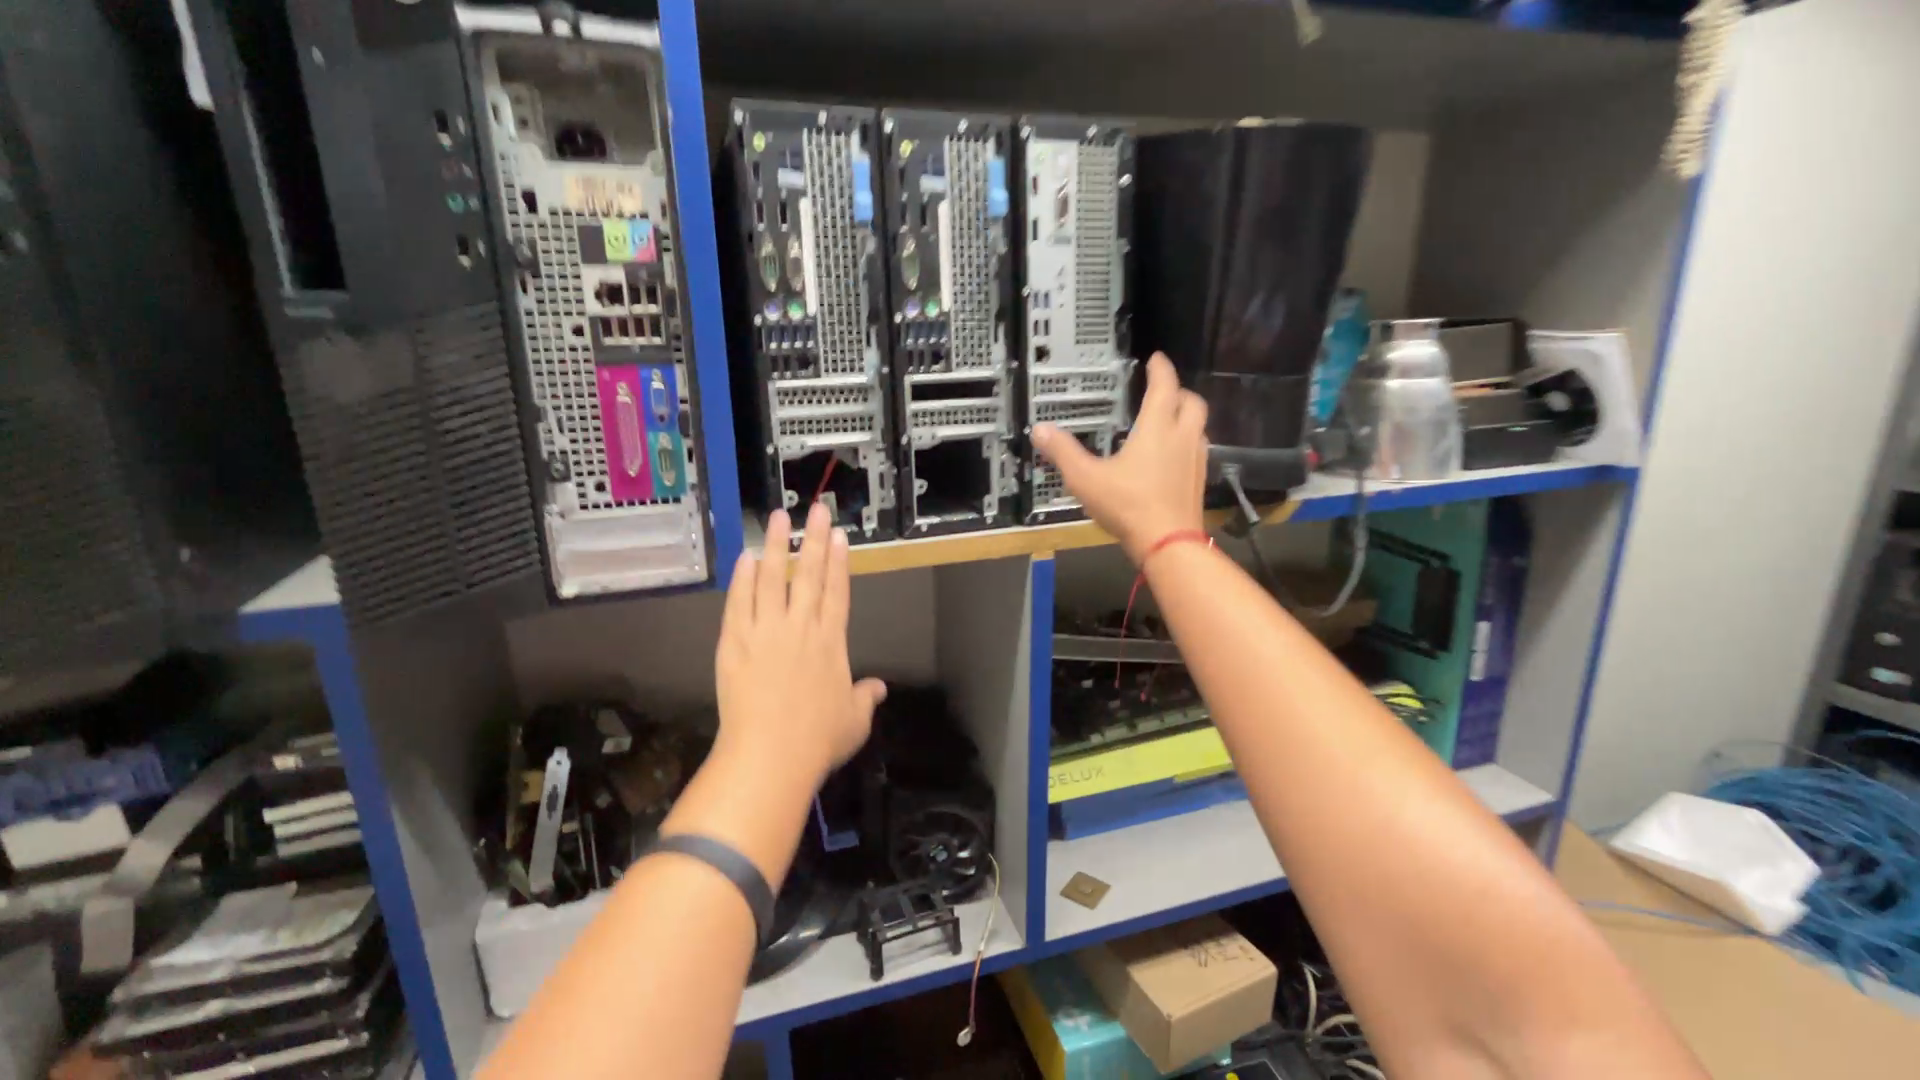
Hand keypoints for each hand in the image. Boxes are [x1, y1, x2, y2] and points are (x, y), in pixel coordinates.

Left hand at [714, 503, 886, 783]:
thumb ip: (864, 698)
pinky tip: (744, 559)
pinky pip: (738, 602)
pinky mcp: (734, 642)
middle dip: (812, 539)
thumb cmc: (817, 741)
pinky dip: (742, 579)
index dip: (839, 561)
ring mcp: (765, 631)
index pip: (837, 591)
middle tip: (815, 509)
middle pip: (809, 575)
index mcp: (831, 642)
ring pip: (771, 579)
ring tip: (777, 519)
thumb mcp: (853, 721)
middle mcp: (800, 627)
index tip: (838, 535)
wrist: (770, 755)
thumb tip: (879, 687)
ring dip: (775, 546)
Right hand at [1032, 352, 1207, 562]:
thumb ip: (1063, 453)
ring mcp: (1195, 461)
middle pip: (1192, 402)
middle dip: (1179, 391)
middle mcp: (1182, 438)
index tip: (1156, 358)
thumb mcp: (1086, 479)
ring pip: (1199, 427)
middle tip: (1163, 390)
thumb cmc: (1128, 506)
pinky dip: (1187, 444)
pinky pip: (1198, 451)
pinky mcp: (1199, 482)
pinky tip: (1172, 458)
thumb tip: (1040, 429)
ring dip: (1187, 418)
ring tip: (1168, 422)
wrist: (1169, 543)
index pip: (1164, 387)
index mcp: (1157, 428)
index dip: (1160, 369)